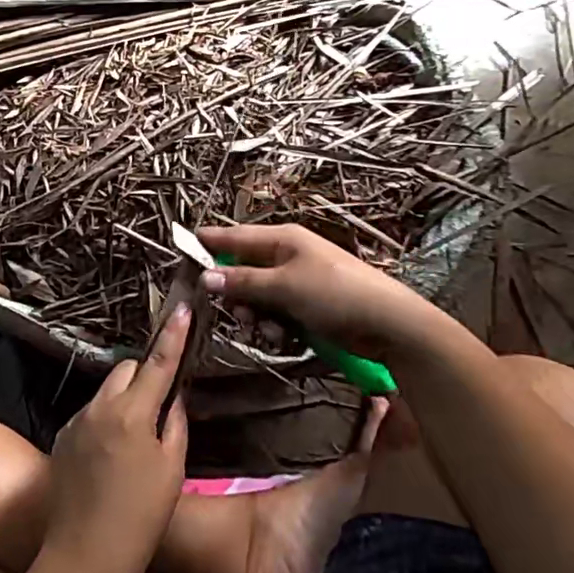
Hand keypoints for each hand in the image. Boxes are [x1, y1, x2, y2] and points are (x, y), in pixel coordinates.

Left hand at [42, 304, 190, 572]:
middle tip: (160, 401)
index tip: (181, 309)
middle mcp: (99, 408)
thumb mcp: (172, 470)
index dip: (172, 335)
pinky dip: (105, 419)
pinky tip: (112, 453)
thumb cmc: (141, 517)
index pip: (157, 364)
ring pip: (106, 391)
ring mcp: (76, 420)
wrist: (85, 554)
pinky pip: (90, 413)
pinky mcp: (61, 435)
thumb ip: (175, 424)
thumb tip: (174, 396)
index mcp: (132, 414)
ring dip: (123, 399)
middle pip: (125, 370)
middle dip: (144, 375)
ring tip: (136, 437)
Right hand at [197, 224, 458, 361]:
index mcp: (282, 239)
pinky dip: (275, 325)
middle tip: (237, 313)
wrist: (391, 325)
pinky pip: (276, 312)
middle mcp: (287, 255)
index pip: (233, 235)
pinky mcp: (308, 305)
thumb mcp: (284, 287)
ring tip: (269, 330)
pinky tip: (285, 337)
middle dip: (236, 294)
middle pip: (242, 270)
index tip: (182, 250)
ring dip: (256, 315)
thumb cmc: (336, 294)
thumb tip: (205, 277)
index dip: (208, 243)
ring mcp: (298, 281)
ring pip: (257, 296)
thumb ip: (242, 282)